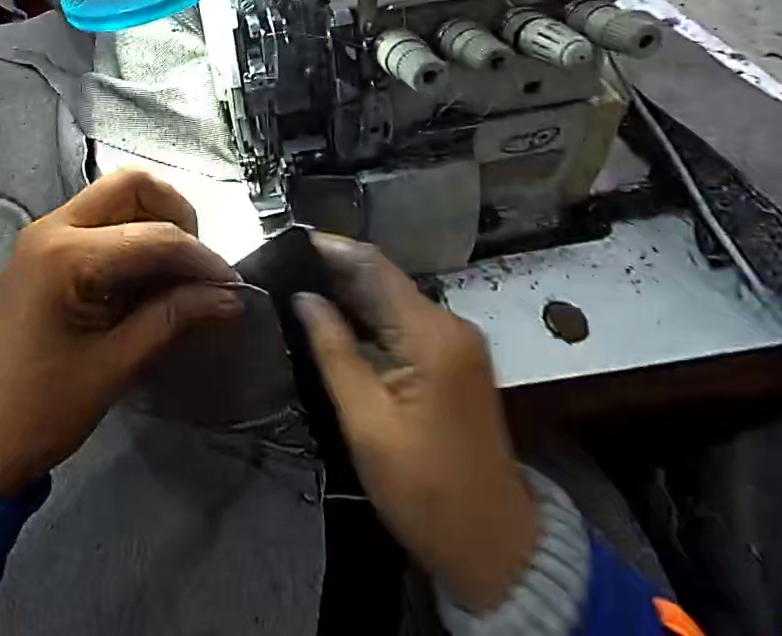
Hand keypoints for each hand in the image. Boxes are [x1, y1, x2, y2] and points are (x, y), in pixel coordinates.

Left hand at [0, 170, 244, 496]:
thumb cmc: (41, 409)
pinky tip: (151, 277)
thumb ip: (176, 316)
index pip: (156, 235)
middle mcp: (52, 229)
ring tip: (179, 272)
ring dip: (158, 222)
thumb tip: (231, 296)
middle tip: (198, 264)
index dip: (201, 258)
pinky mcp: (47, 251)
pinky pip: (104, 221)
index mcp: (65, 256)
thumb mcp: (117, 363)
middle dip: (178, 215)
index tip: (231, 286)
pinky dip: (137, 235)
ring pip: (119, 196)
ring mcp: (46, 236)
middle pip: (134, 186)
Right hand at [295, 234, 538, 612]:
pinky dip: (376, 320)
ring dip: (356, 295)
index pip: (378, 269)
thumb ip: (334, 352)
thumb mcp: (366, 422)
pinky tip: (343, 321)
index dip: (336, 250)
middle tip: (290, 268)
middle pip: (389, 282)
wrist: (491, 540)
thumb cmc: (423, 489)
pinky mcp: (458, 359)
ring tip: (305, 288)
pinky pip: (410, 324)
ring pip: (398, 302)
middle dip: (340, 272)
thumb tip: (305, 299)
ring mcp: (460, 341)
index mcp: (433, 334)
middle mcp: (452, 324)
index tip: (295, 241)